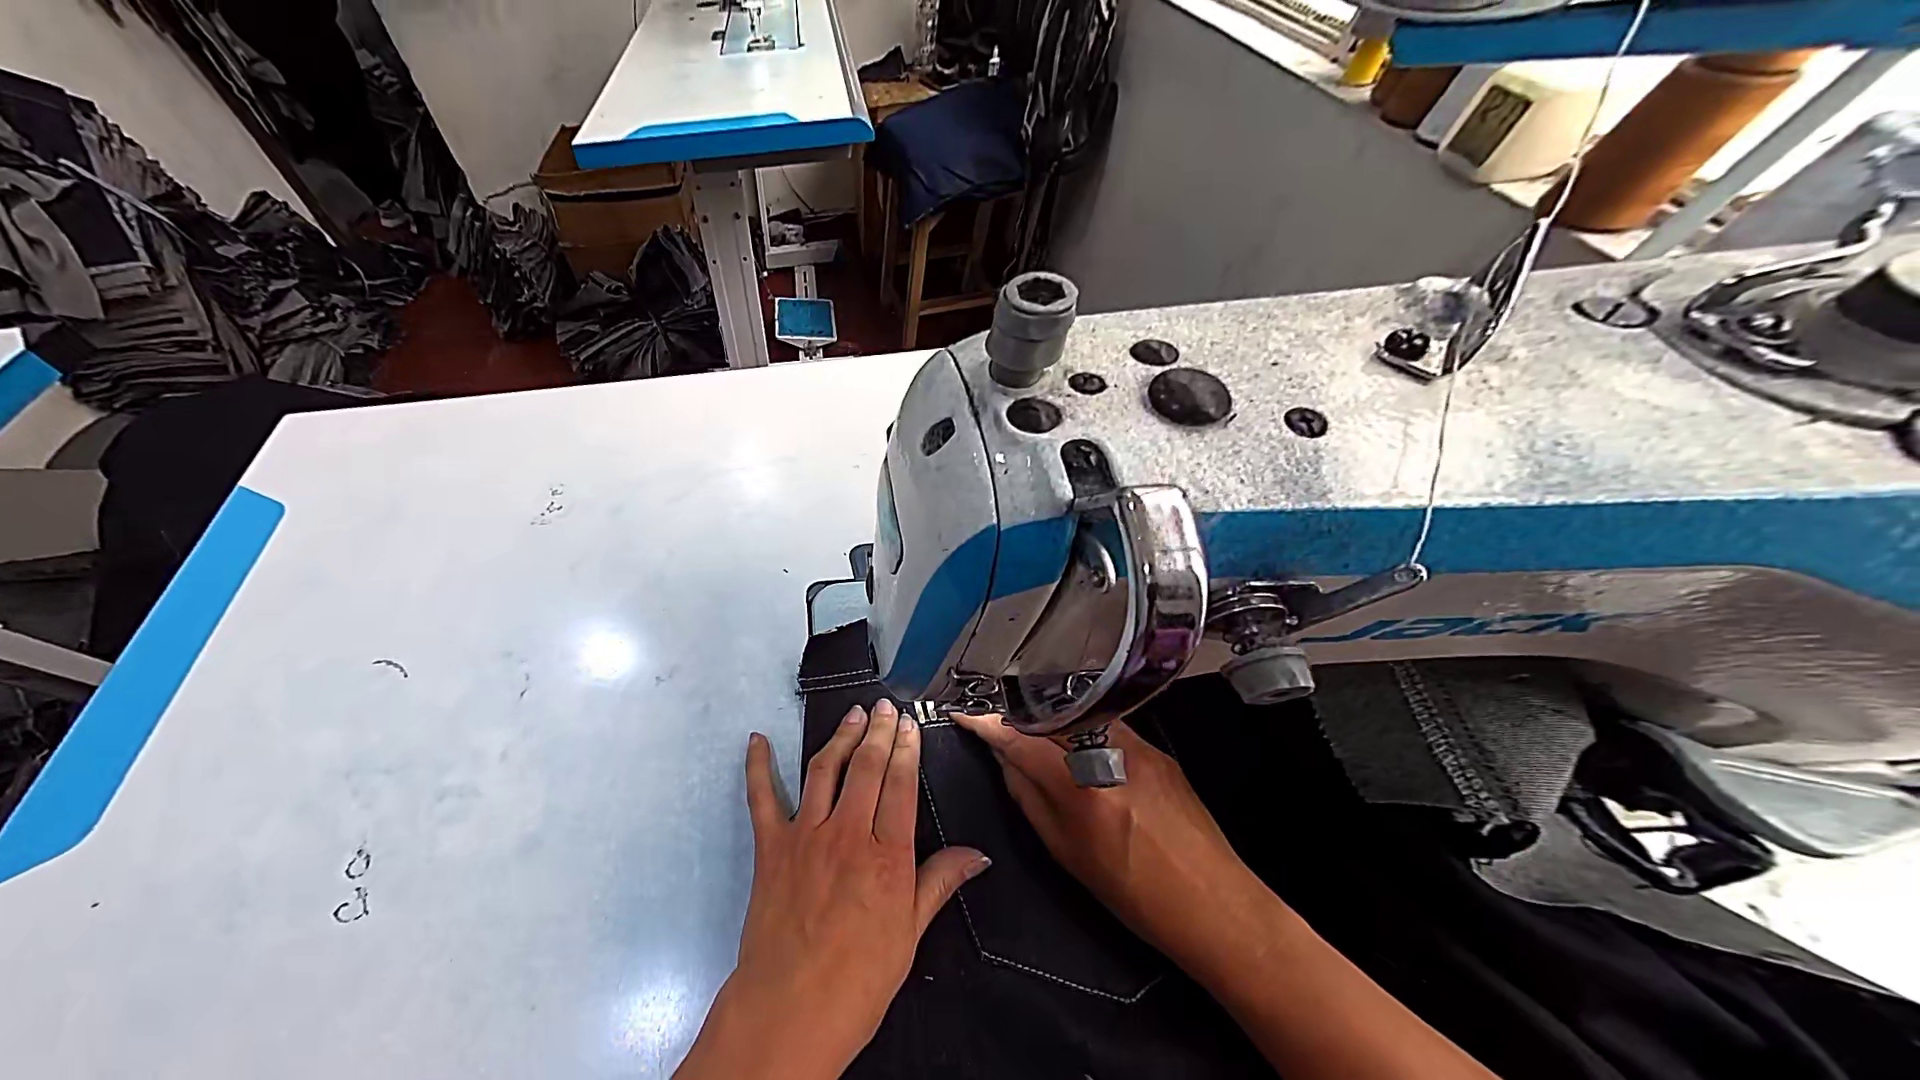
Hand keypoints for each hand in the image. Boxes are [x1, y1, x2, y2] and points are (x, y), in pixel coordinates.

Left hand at [675, 701, 989, 1079]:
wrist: (788, 1013)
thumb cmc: (857, 981)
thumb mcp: (910, 934)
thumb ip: (940, 882)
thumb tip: (977, 855)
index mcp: (886, 855)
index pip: (901, 784)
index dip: (907, 748)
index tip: (909, 723)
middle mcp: (847, 834)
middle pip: (868, 767)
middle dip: (879, 731)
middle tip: (885, 707)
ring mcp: (805, 836)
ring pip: (825, 769)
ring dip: (841, 737)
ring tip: (853, 715)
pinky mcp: (771, 848)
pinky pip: (762, 798)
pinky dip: (758, 767)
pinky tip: (757, 741)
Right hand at [950, 714, 1271, 968]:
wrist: (1212, 902)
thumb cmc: (1137, 894)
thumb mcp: (1066, 853)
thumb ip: (1029, 798)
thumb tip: (1004, 759)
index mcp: (1081, 786)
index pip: (1020, 739)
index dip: (987, 723)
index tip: (967, 714)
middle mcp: (1110, 754)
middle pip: (1048, 717)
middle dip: (1020, 720)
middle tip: (1002, 733)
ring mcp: (1139, 745)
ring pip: (1078, 717)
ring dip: (1052, 725)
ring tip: (1042, 748)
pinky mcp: (1157, 748)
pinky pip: (1107, 727)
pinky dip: (1084, 735)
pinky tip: (1083, 759)